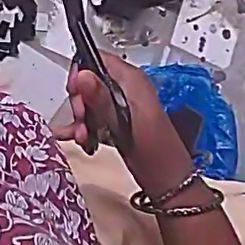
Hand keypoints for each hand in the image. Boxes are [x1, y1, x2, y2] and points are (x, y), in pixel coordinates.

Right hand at [54, 52, 196, 197]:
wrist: (169, 185)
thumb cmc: (155, 155)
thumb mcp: (123, 126)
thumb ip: (100, 99)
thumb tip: (81, 75)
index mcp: (132, 81)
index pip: (96, 59)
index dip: (79, 73)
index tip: (75, 95)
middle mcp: (127, 88)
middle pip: (89, 81)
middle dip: (79, 102)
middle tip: (81, 121)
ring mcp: (122, 105)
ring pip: (88, 101)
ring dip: (80, 119)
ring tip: (83, 137)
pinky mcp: (118, 120)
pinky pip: (94, 116)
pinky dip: (85, 127)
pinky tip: (81, 140)